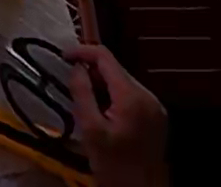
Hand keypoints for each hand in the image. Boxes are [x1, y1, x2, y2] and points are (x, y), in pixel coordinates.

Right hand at [67, 45, 168, 186]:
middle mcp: (147, 95)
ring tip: (87, 102)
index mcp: (132, 95)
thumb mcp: (91, 132)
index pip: (105, 57)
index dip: (82, 51)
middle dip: (92, 72)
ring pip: (122, 82)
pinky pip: (131, 96)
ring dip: (103, 85)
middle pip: (115, 69)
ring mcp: (155, 106)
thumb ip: (82, 93)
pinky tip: (104, 113)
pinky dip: (115, 97)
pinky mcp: (157, 118)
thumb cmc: (115, 169)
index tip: (64, 56)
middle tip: (73, 84)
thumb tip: (76, 67)